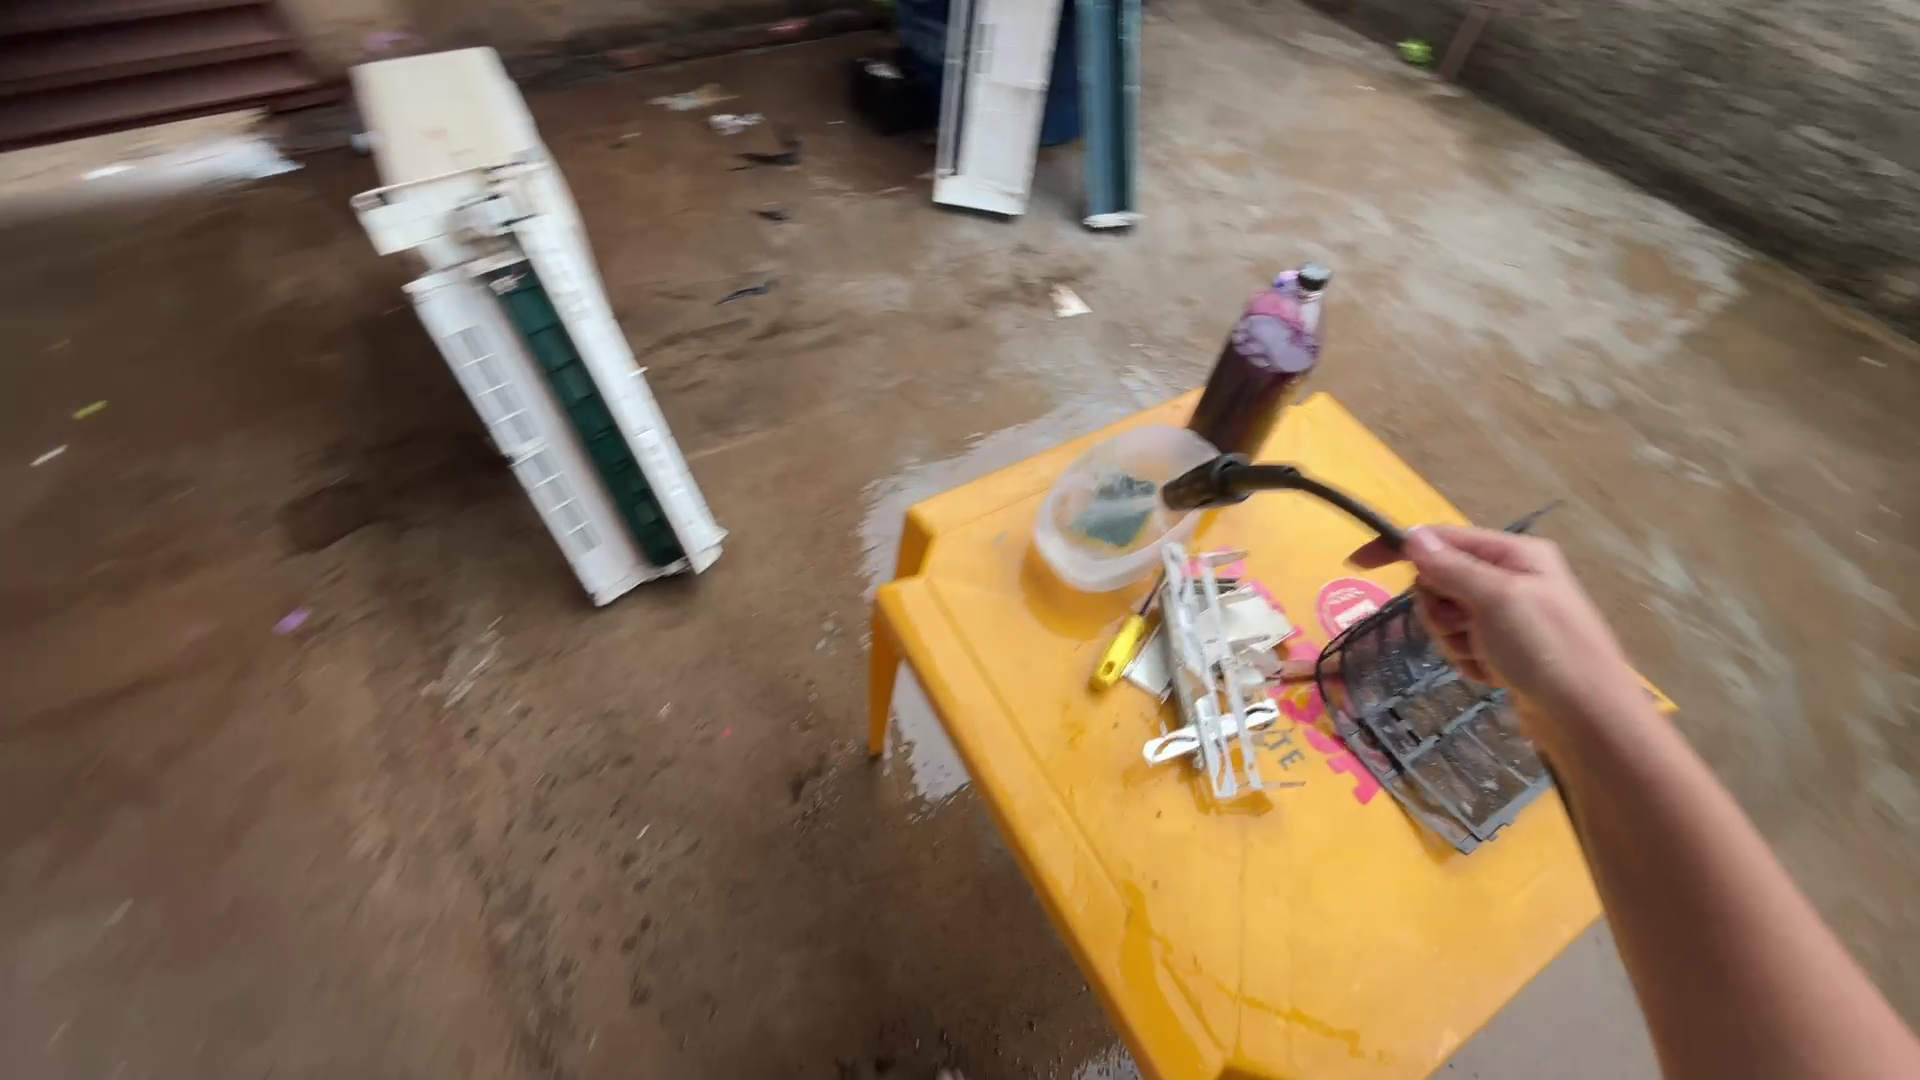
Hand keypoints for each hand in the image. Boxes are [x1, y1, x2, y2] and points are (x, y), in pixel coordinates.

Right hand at [1354, 525, 1639, 729]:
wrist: (1588, 718)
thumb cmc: (1547, 649)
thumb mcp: (1496, 599)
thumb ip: (1451, 567)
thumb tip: (1411, 536)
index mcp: (1513, 554)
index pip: (1439, 538)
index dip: (1397, 548)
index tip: (1357, 564)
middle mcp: (1509, 577)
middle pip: (1437, 579)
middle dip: (1437, 608)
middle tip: (1461, 626)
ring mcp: (1506, 614)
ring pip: (1443, 615)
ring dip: (1451, 638)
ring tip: (1482, 654)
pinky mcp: (1501, 646)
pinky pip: (1458, 642)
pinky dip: (1465, 658)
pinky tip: (1490, 671)